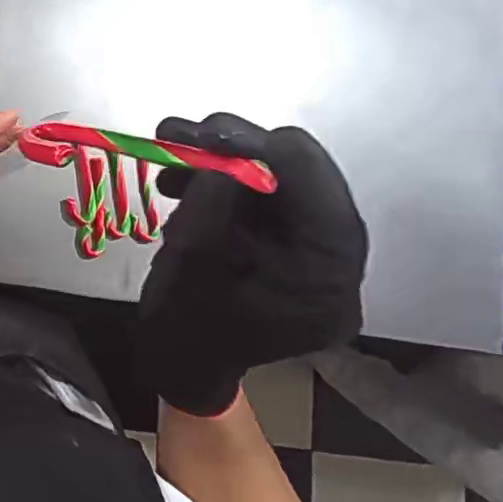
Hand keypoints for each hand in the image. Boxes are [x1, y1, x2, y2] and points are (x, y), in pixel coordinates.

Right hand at [135, 113, 366, 415]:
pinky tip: (179, 184)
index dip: (260, 149)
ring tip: (168, 162)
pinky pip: (260, 196)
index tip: (201, 134)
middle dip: (235, 150)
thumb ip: (208, 208)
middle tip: (178, 135)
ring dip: (221, 163)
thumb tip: (218, 157)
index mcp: (325, 276)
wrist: (178, 367)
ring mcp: (310, 249)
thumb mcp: (188, 269)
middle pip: (300, 175)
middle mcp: (334, 258)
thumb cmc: (183, 334)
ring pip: (277, 178)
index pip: (315, 187)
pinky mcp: (285, 243)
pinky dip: (219, 182)